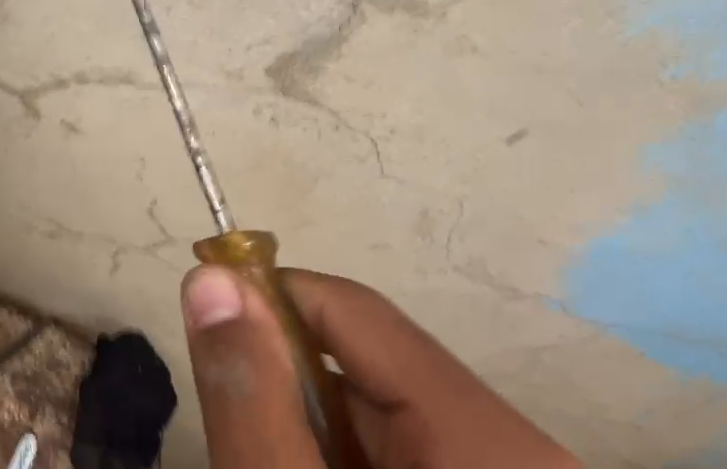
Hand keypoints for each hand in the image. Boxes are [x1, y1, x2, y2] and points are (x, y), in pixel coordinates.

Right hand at [181, 265, 580, 468]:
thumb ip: (250, 391)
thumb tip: (210, 276)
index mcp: (490, 440)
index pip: (350, 309)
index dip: (265, 298)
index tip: (202, 319)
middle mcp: (524, 449)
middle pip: (367, 362)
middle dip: (289, 382)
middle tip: (245, 435)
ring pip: (385, 409)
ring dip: (317, 425)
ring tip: (283, 459)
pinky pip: (415, 445)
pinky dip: (351, 454)